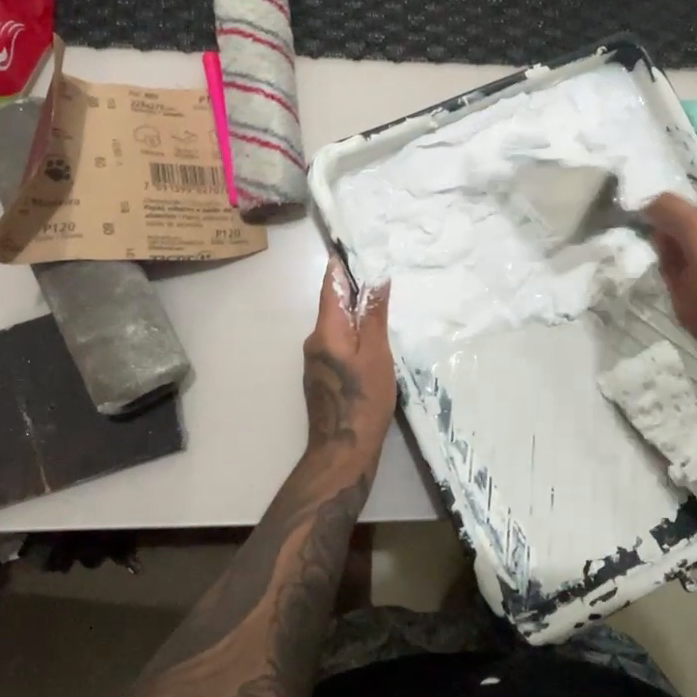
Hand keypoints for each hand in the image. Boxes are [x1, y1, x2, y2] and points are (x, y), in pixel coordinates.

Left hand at [302, 259, 397, 452]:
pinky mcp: (323, 378)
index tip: (351, 244)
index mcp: (326, 331)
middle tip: (379, 272)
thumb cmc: (364, 400)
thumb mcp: (376, 354)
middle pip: (333, 306)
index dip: (340, 265)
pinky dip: (353, 336)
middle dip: (353, 289)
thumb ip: (374, 315)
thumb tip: (376, 278)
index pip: (331, 287)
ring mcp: (316, 362)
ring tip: (382, 303)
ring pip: (337, 327)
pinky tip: (373, 340)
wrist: (343, 451)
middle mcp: (314, 342)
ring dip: (355, 314)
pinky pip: (338, 345)